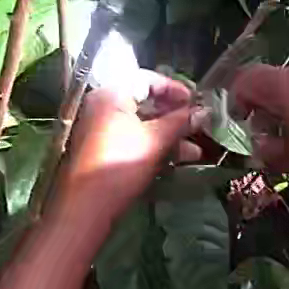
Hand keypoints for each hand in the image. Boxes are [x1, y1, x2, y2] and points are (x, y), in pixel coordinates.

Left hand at [52, 77, 202, 226]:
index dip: (175, 89)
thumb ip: (181, 121)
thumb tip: (204, 111)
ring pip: (141, 124)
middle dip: (175, 116)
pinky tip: (175, 159)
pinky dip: (153, 145)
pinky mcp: (101, 149)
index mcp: (112, 94)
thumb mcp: (156, 140)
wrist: (84, 208)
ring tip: (194, 151)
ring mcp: (99, 128)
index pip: (148, 80)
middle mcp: (102, 105)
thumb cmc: (120, 165)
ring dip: (169, 135)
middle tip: (197, 125)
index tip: (195, 101)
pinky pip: (132, 138)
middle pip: (145, 102)